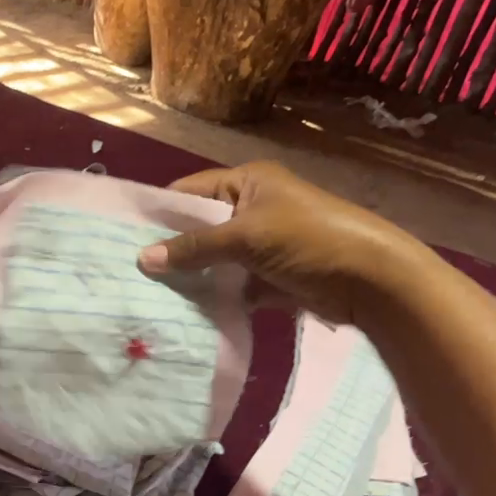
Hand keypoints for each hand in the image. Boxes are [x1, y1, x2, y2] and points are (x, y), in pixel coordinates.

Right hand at [138, 161, 421, 325]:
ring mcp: (262, 244)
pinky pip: (232, 284)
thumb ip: (194, 247)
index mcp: (246, 183)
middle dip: (171, 249)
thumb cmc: (309, 240)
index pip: (189, 192)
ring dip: (192, 277)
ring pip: (214, 259)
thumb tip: (142, 259)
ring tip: (149, 295)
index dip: (159, 213)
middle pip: (199, 227)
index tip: (122, 237)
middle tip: (130, 272)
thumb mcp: (247, 237)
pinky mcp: (271, 275)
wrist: (373, 280)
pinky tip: (185, 312)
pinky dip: (215, 297)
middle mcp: (252, 208)